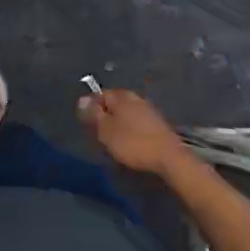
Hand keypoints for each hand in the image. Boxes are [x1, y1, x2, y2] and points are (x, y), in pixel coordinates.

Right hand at [78, 89, 192, 175]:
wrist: (167, 156)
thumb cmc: (132, 142)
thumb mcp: (106, 130)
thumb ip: (94, 114)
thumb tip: (82, 99)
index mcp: (121, 96)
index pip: (100, 94)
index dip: (91, 108)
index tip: (87, 124)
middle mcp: (135, 97)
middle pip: (114, 103)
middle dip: (105, 116)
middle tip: (99, 134)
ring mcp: (148, 109)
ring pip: (126, 113)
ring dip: (118, 124)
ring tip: (113, 141)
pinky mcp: (157, 122)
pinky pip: (137, 122)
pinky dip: (130, 129)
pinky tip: (130, 142)